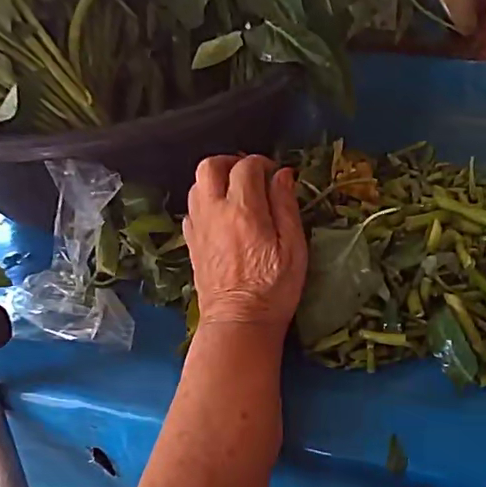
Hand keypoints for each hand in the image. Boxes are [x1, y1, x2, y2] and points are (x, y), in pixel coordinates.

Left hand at [183, 154, 306, 331]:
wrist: (238, 323)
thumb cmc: (274, 290)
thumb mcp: (294, 248)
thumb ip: (286, 207)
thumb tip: (282, 176)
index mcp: (244, 210)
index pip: (246, 167)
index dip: (262, 164)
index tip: (274, 175)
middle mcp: (215, 212)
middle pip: (210, 167)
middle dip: (230, 163)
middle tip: (249, 176)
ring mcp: (199, 228)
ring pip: (196, 186)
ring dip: (215, 182)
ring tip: (235, 195)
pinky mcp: (191, 245)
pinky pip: (191, 211)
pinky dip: (204, 204)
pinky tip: (221, 217)